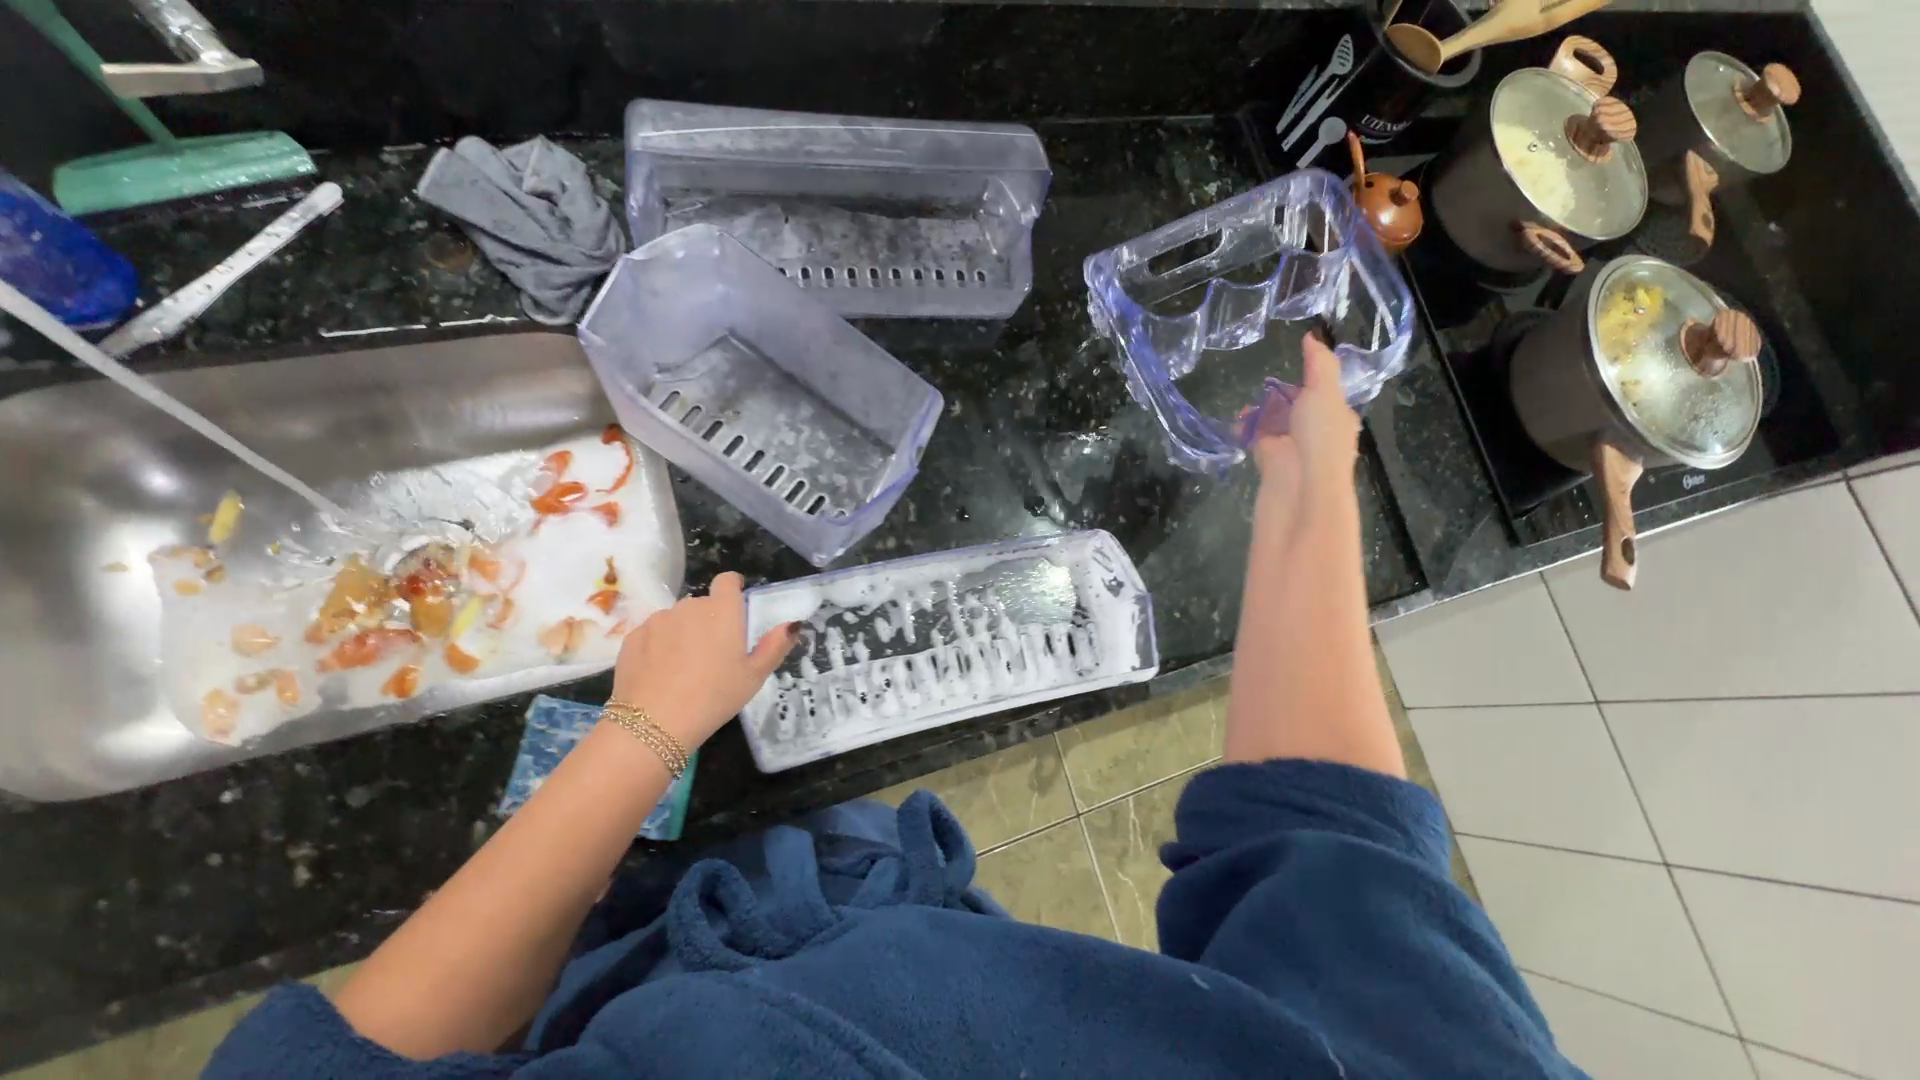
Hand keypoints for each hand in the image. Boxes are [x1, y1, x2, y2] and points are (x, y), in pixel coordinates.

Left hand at [610, 571, 797, 747]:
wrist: (654, 722)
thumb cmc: (714, 697)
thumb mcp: (754, 677)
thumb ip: (774, 646)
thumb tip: (793, 624)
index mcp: (722, 611)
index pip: (727, 581)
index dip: (732, 587)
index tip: (735, 604)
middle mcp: (689, 607)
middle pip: (702, 605)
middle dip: (709, 621)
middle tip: (714, 654)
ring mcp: (657, 620)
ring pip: (676, 619)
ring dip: (683, 633)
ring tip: (684, 667)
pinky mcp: (633, 637)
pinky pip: (652, 634)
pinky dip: (658, 646)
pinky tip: (661, 674)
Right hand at [1247, 333, 1360, 532]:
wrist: (1298, 487)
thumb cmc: (1319, 437)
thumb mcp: (1325, 392)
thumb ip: (1318, 365)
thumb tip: (1312, 336)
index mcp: (1337, 416)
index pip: (1325, 392)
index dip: (1312, 377)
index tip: (1296, 358)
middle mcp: (1316, 432)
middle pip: (1298, 406)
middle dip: (1281, 394)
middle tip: (1265, 381)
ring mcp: (1291, 447)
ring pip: (1275, 422)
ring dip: (1261, 411)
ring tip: (1246, 404)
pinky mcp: (1268, 460)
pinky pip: (1256, 438)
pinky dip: (1246, 429)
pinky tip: (1238, 421)